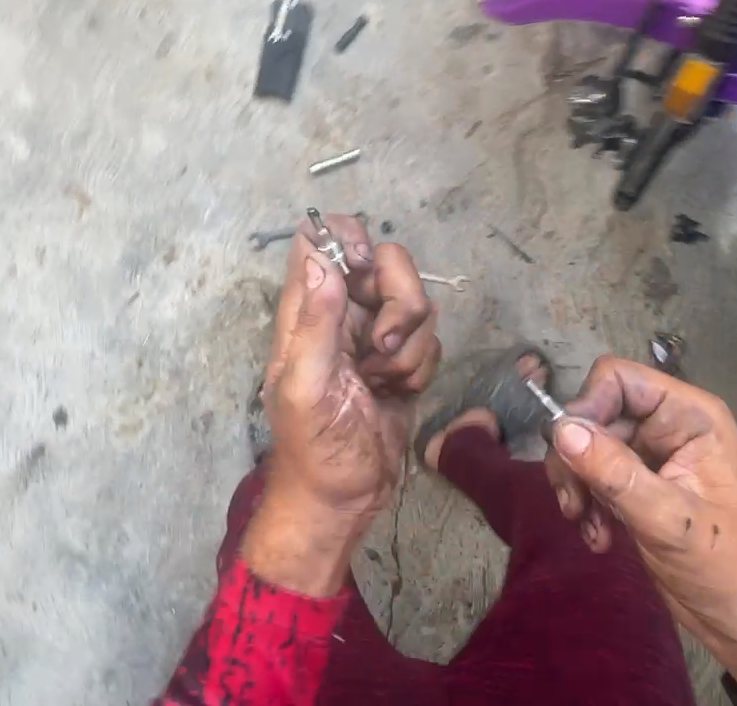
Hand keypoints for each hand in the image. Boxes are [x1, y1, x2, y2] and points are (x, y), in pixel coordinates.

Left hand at [241, 215, 440, 596]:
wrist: (346, 498)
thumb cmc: (314, 445)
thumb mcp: (306, 385)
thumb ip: (314, 321)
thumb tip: (320, 257)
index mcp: (307, 308)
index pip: (321, 238)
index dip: (348, 239)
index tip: (364, 271)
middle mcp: (342, 310)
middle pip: (385, 261)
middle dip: (398, 302)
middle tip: (383, 345)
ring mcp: (375, 333)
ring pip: (416, 301)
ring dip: (410, 346)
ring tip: (383, 381)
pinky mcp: (405, 359)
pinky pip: (430, 338)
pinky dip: (421, 366)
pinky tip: (398, 392)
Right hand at [544, 357, 736, 705]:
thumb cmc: (726, 569)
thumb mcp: (668, 520)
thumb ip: (614, 472)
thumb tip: (561, 429)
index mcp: (689, 416)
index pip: (618, 378)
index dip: (587, 406)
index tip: (569, 451)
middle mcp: (667, 424)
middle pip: (596, 413)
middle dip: (576, 458)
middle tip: (573, 504)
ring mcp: (652, 453)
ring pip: (587, 444)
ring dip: (578, 484)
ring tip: (586, 524)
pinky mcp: (638, 481)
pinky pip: (594, 472)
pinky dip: (587, 501)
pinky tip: (599, 536)